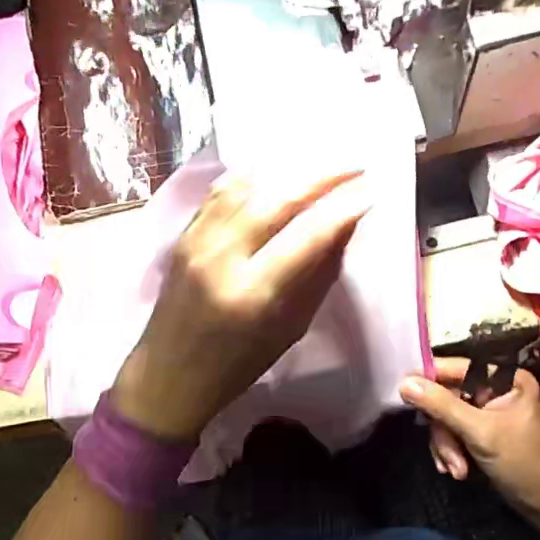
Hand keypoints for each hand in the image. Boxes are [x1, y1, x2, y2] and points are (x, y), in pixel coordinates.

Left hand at [109, 170, 372, 439]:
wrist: (168, 376)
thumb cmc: (237, 366)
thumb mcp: (289, 330)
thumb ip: (318, 276)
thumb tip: (344, 228)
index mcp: (253, 294)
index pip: (307, 235)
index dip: (343, 208)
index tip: (371, 189)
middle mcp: (221, 257)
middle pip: (277, 199)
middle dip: (322, 176)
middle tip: (354, 165)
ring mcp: (196, 241)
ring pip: (246, 186)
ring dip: (288, 170)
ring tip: (319, 163)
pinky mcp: (182, 235)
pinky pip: (220, 193)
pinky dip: (252, 177)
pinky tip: (275, 171)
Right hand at [398, 357, 539, 517]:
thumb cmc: (523, 463)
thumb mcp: (480, 432)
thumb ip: (441, 405)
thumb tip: (404, 383)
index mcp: (506, 379)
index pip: (458, 367)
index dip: (430, 377)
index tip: (403, 390)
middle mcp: (496, 390)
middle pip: (448, 395)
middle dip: (444, 429)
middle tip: (447, 455)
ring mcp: (488, 412)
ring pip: (447, 417)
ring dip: (446, 445)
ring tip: (456, 469)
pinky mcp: (482, 432)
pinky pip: (453, 432)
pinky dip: (451, 451)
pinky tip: (456, 470)